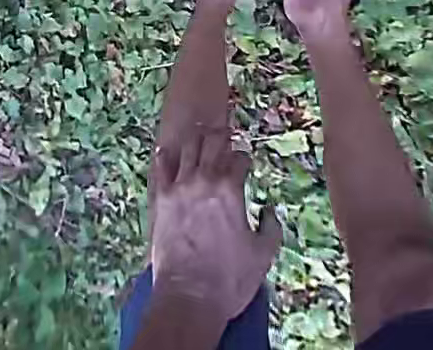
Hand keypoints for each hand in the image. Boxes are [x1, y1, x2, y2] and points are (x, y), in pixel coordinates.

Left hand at [146, 129, 280, 329]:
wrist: (189, 298)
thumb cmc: (229, 279)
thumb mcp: (262, 255)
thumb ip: (271, 227)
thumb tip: (269, 210)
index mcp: (230, 189)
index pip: (240, 159)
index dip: (245, 158)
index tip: (246, 162)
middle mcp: (205, 180)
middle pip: (213, 142)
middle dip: (222, 136)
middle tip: (225, 134)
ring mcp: (180, 186)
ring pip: (188, 147)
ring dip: (197, 139)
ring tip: (200, 135)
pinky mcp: (162, 198)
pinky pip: (161, 167)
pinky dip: (165, 156)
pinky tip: (166, 150)